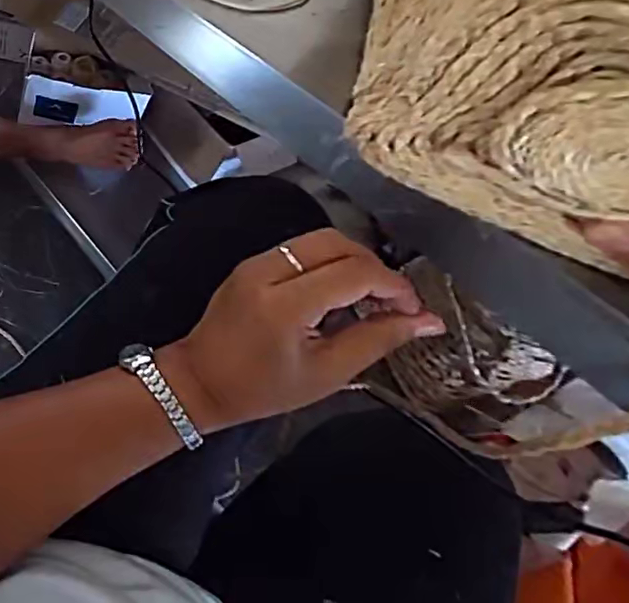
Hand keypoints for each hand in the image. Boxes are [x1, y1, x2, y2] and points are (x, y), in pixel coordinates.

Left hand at [156, 229, 445, 433]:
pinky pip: (297, 250)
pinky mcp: (249, 263)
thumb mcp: (327, 372)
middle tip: (395, 302)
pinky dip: (327, 262)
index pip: (353, 272)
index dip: (394, 285)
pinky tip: (340, 293)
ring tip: (372, 299)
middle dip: (374, 265)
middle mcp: (266, 269)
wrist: (201, 378)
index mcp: (284, 302)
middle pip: (334, 241)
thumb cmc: (264, 388)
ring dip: (351, 261)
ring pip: (315, 240)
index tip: (416, 311)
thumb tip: (427, 320)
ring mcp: (254, 262)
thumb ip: (377, 339)